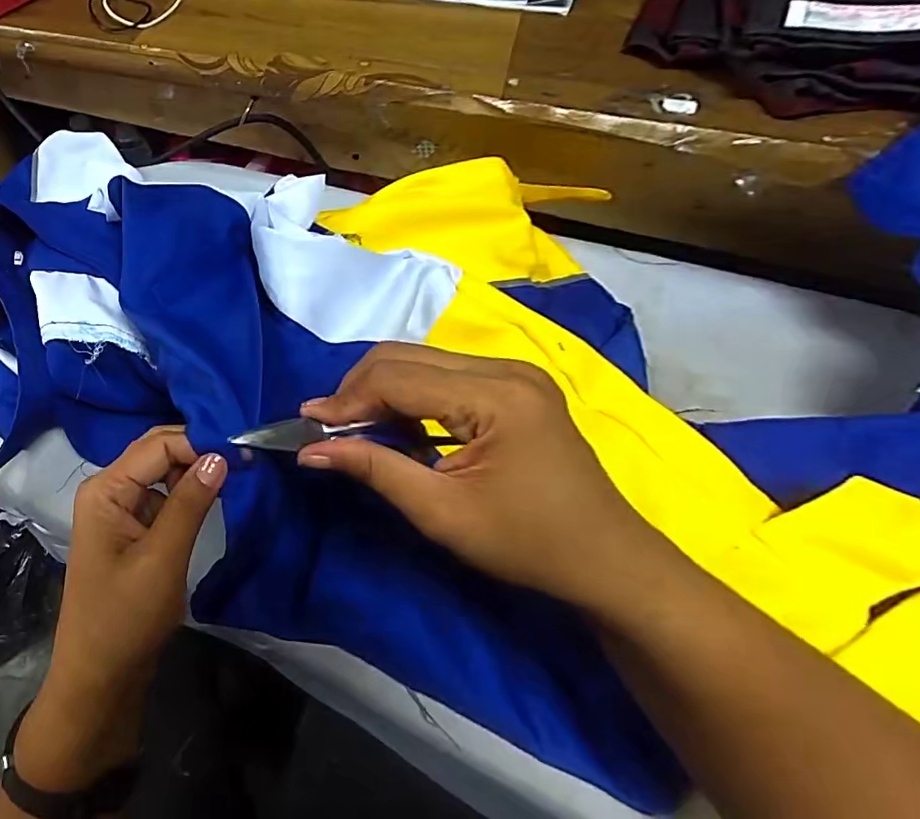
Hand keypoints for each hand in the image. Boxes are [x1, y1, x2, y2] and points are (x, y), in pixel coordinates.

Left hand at [16, 427, 226, 790]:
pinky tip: (211, 500)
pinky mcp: (130, 531)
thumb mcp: (163, 558)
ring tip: (236, 473)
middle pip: (155, 453)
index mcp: (105, 489)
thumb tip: (219, 456)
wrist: (99, 676)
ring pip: (159, 475)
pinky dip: (184, 497)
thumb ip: (190, 503)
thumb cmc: (126, 617)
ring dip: (192, 473)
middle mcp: (107, 490)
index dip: (197, 441)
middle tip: (244, 456)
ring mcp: (117, 511)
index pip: (156, 446)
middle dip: (196, 451)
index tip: (242, 448)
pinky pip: (160, 500)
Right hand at [298, 342, 677, 614]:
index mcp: (497, 397)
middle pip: (402, 357)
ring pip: (417, 359)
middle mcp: (506, 370)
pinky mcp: (512, 384)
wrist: (611, 563)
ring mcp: (513, 372)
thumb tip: (308, 449)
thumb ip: (373, 469)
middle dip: (357, 390)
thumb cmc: (529, 544)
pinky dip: (406, 394)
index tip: (309, 425)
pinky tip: (397, 427)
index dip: (346, 399)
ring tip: (357, 429)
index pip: (397, 378)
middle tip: (328, 428)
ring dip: (378, 390)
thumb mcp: (441, 513)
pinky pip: (439, 372)